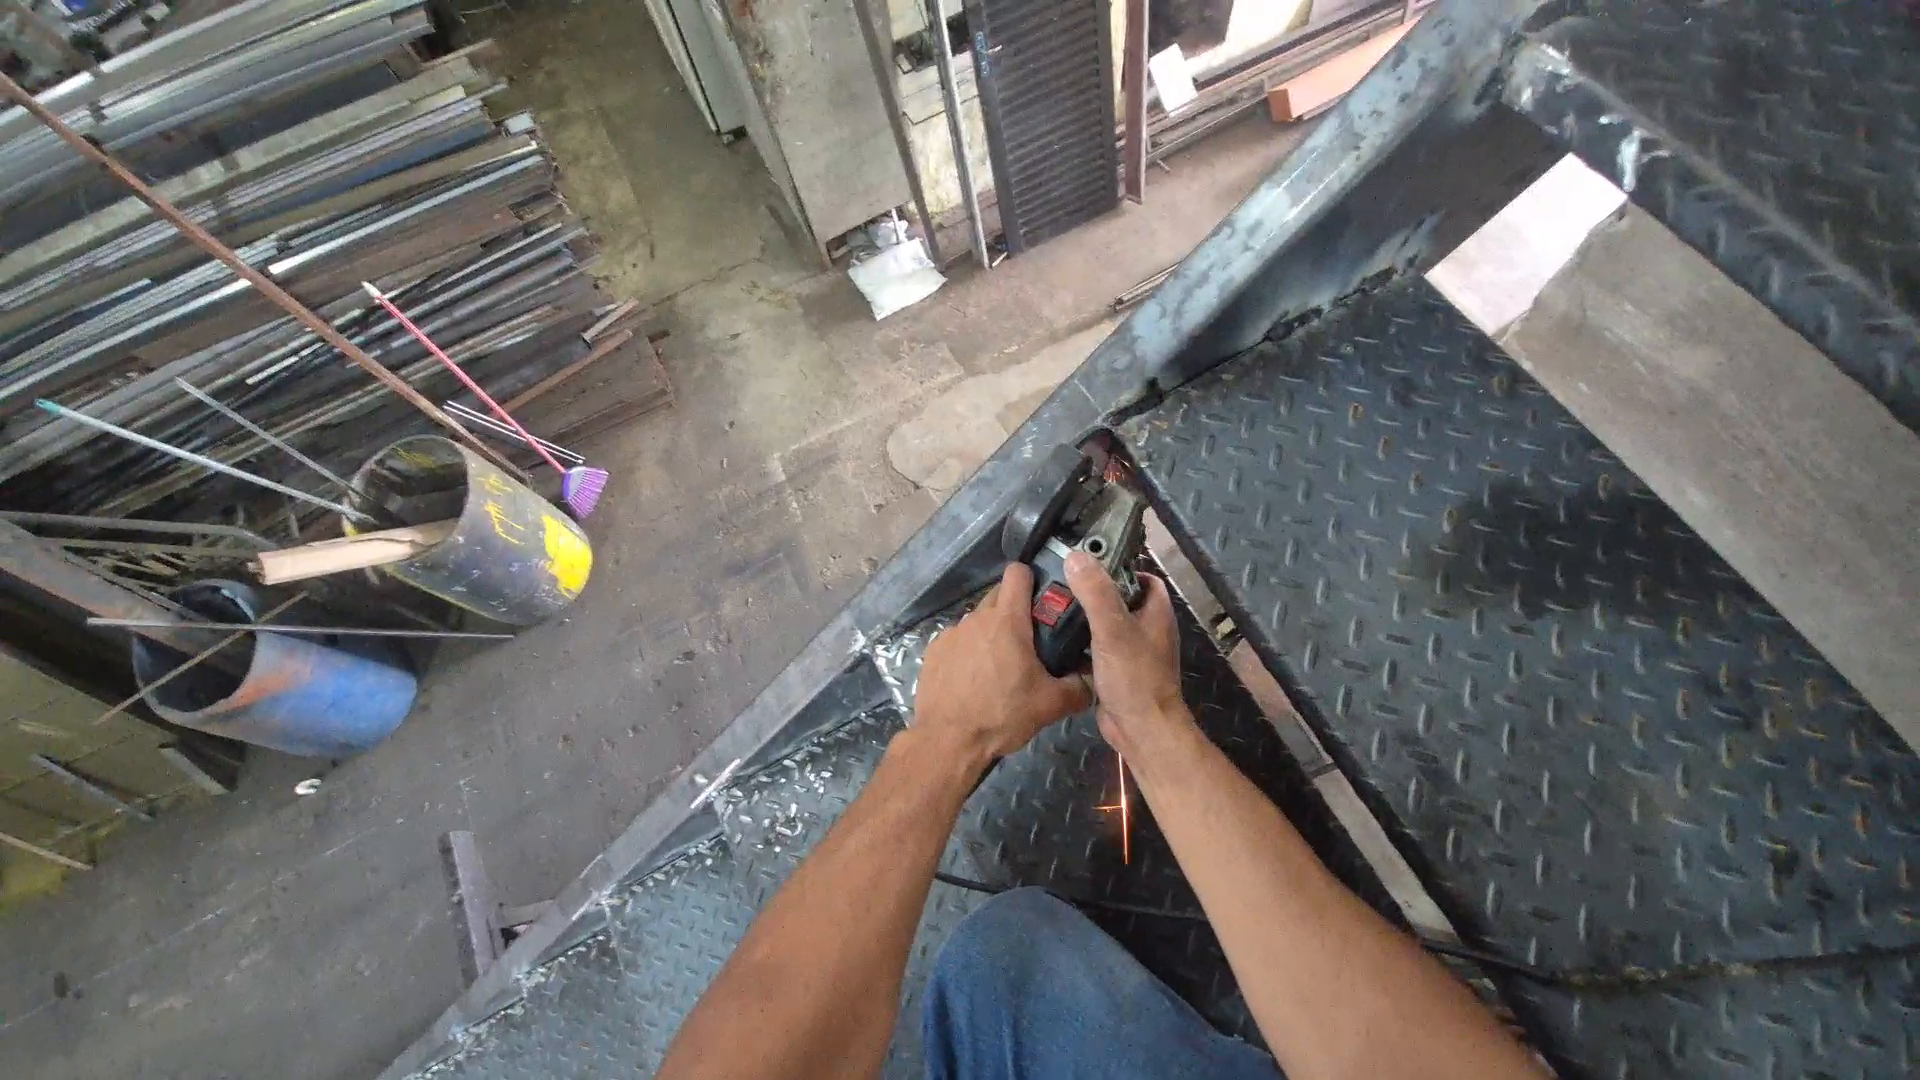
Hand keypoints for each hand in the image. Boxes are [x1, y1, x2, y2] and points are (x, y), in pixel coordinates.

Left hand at [914, 563, 1093, 760]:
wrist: (947, 740)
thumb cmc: (1001, 715)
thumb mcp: (1049, 705)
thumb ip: (1077, 689)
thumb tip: (1091, 683)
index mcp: (1007, 621)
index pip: (1018, 573)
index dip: (1031, 579)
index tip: (1042, 598)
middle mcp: (977, 618)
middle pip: (999, 597)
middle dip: (1014, 611)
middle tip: (1029, 642)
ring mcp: (951, 633)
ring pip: (977, 622)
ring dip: (990, 635)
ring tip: (1000, 668)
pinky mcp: (933, 651)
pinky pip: (957, 641)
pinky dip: (968, 652)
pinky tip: (973, 681)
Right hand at [1063, 550, 1186, 754]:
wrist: (1141, 730)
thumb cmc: (1135, 676)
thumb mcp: (1113, 629)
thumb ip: (1096, 593)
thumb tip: (1076, 557)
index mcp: (1156, 612)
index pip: (1142, 577)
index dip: (1119, 565)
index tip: (1089, 559)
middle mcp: (1147, 628)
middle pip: (1119, 598)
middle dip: (1093, 589)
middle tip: (1061, 580)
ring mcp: (1132, 651)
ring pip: (1105, 624)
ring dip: (1083, 616)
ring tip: (1052, 603)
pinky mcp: (1116, 670)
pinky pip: (1096, 648)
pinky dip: (1079, 642)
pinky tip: (1054, 637)